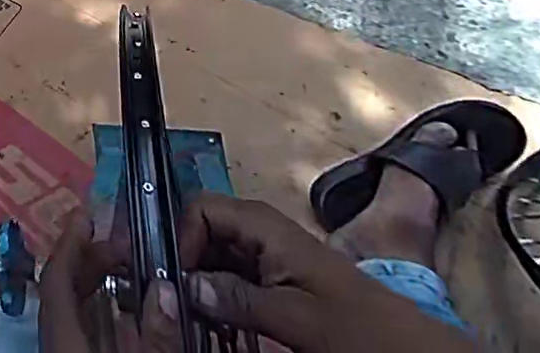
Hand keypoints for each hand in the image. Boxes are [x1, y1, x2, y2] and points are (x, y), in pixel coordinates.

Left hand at [37, 207, 181, 352]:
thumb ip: (157, 337)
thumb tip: (165, 287)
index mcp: (60, 333)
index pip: (56, 276)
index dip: (70, 242)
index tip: (87, 214)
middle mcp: (53, 338)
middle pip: (63, 287)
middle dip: (89, 260)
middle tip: (123, 243)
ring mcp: (62, 348)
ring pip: (71, 308)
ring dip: (95, 285)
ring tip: (128, 268)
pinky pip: (78, 326)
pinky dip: (98, 312)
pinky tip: (126, 312)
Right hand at [176, 194, 475, 352]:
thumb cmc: (362, 330)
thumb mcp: (297, 319)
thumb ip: (237, 297)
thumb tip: (184, 285)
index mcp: (260, 224)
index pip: (197, 208)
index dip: (181, 236)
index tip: (177, 277)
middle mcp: (260, 230)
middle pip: (203, 231)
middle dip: (188, 260)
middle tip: (179, 298)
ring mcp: (271, 254)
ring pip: (216, 256)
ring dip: (204, 281)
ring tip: (197, 313)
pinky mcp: (280, 279)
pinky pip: (235, 276)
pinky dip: (223, 294)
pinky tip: (221, 320)